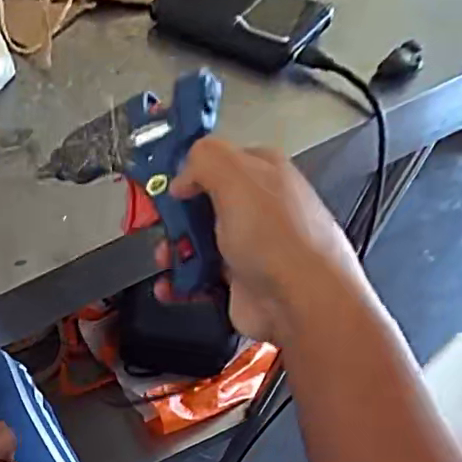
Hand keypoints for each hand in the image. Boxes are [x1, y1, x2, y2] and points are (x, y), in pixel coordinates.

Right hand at [154, 139, 383, 344]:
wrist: (298, 301)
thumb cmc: (278, 238)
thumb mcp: (237, 177)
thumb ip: (205, 161)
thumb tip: (182, 177)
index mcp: (262, 174)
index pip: (219, 162)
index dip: (190, 172)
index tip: (165, 186)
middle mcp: (257, 210)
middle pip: (203, 207)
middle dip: (176, 219)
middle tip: (163, 229)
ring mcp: (247, 249)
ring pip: (199, 245)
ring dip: (174, 253)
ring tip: (165, 261)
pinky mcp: (237, 283)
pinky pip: (200, 280)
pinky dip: (180, 284)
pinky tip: (169, 287)